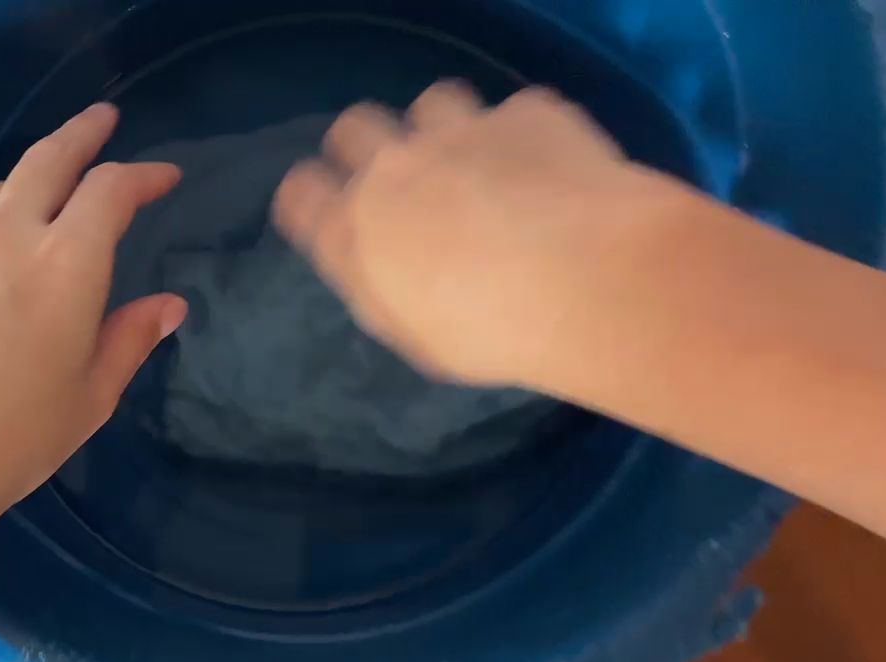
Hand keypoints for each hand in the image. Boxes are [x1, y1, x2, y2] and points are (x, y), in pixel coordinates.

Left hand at [0, 102, 186, 540]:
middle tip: (101, 121)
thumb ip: (129, 340)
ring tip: (42, 195)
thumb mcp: (89, 399)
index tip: (162, 178)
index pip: (111, 191)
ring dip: (25, 184)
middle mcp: (3, 240)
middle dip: (82, 134)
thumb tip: (167, 306)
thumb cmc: (14, 443)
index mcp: (65, 265)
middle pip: (46, 160)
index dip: (143, 175)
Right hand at [272, 81, 701, 388]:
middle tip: (388, 173)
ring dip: (438, 129)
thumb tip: (382, 261)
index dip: (307, 196)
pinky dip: (516, 134)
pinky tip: (536, 164)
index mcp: (351, 234)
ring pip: (428, 103)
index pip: (299, 194)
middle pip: (352, 128)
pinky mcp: (526, 112)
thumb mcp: (405, 327)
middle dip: (361, 144)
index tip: (320, 206)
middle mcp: (391, 172)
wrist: (586, 283)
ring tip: (465, 159)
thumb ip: (380, 281)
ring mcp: (458, 134)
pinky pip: (509, 110)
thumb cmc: (482, 334)